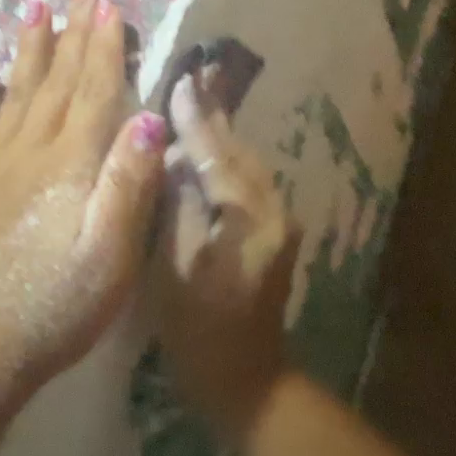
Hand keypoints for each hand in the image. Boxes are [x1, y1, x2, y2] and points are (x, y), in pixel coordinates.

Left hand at [0, 0, 168, 407]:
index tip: (108, 4)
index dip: (104, 46)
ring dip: (27, 50)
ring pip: (14, 93)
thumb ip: (128, 182)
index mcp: (70, 164)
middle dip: (72, 35)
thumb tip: (149, 116)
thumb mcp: (111, 254)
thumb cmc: (55, 308)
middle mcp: (28, 152)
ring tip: (34, 9)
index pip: (94, 91)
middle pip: (56, 82)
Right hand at [152, 75, 300, 443]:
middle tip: (195, 75)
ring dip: (223, 136)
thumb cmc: (198, 332)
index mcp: (248, 218)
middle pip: (239, 153)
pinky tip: (210, 149)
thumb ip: (178, 206)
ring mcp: (281, 220)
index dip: (197, 118)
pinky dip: (229, 162)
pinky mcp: (278, 230)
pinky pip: (251, 183)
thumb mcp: (174, 269)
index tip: (182, 80)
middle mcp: (274, 209)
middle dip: (215, 117)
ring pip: (248, 165)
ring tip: (199, 101)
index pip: (218, 155)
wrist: (247, 379)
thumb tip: (175, 155)